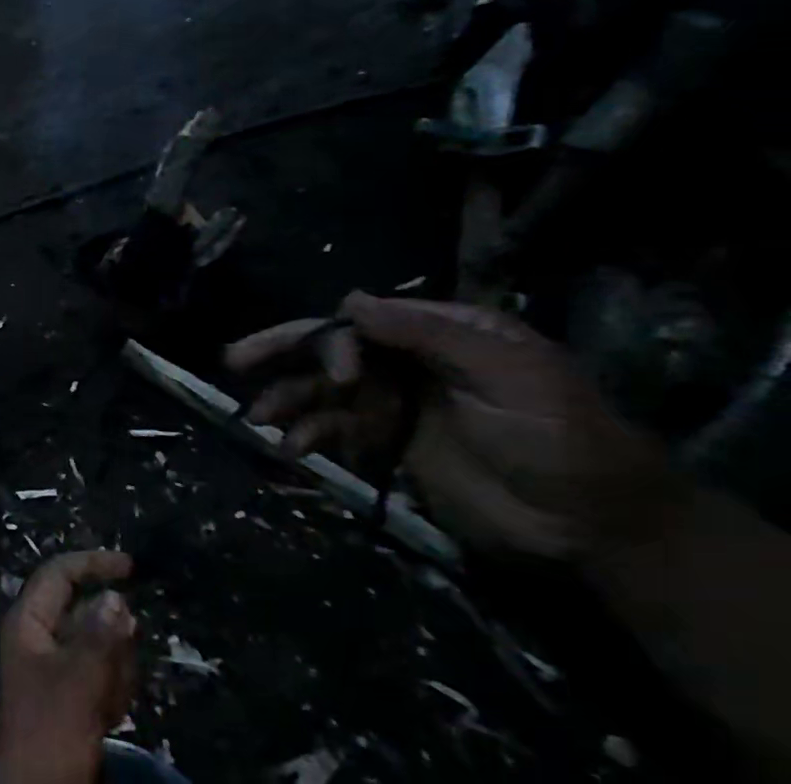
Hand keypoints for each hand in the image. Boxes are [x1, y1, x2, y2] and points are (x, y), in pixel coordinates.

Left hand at [0, 551, 136, 783]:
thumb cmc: (49, 731)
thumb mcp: (77, 681)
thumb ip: (99, 637)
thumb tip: (116, 597)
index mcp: (28, 621)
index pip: (58, 574)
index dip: (92, 563)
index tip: (132, 568)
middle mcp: (40, 636)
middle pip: (88, 614)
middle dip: (110, 643)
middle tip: (107, 678)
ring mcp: (56, 667)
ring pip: (101, 648)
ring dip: (113, 673)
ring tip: (103, 704)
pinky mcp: (72, 695)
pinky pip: (103, 678)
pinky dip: (112, 694)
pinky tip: (106, 717)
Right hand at [225, 291, 683, 561]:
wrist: (594, 525)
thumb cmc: (561, 440)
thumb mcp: (510, 376)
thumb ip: (431, 334)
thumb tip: (350, 300)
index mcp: (438, 333)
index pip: (362, 323)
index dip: (334, 342)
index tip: (338, 379)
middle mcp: (405, 360)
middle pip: (327, 349)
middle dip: (278, 354)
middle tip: (232, 361)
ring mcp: (392, 401)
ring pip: (320, 390)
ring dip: (287, 400)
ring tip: (258, 420)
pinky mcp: (385, 441)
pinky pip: (332, 428)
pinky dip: (308, 435)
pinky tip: (294, 449)